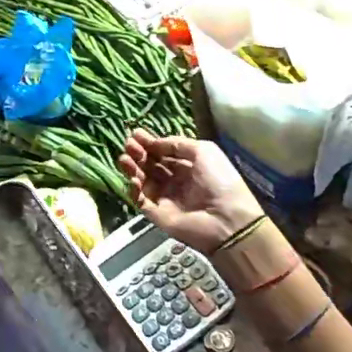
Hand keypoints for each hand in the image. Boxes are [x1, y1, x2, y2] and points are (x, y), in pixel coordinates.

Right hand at [117, 130, 263, 253]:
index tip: (136, 133)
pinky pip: (141, 200)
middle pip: (151, 165)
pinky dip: (134, 190)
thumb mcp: (204, 151)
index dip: (150, 143)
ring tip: (125, 158)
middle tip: (129, 144)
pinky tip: (134, 179)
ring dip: (132, 169)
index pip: (163, 153)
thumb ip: (178, 144)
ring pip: (143, 181)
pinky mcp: (157, 214)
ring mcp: (165, 198)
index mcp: (188, 167)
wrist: (226, 218)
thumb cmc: (220, 180)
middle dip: (139, 153)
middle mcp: (175, 182)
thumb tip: (155, 143)